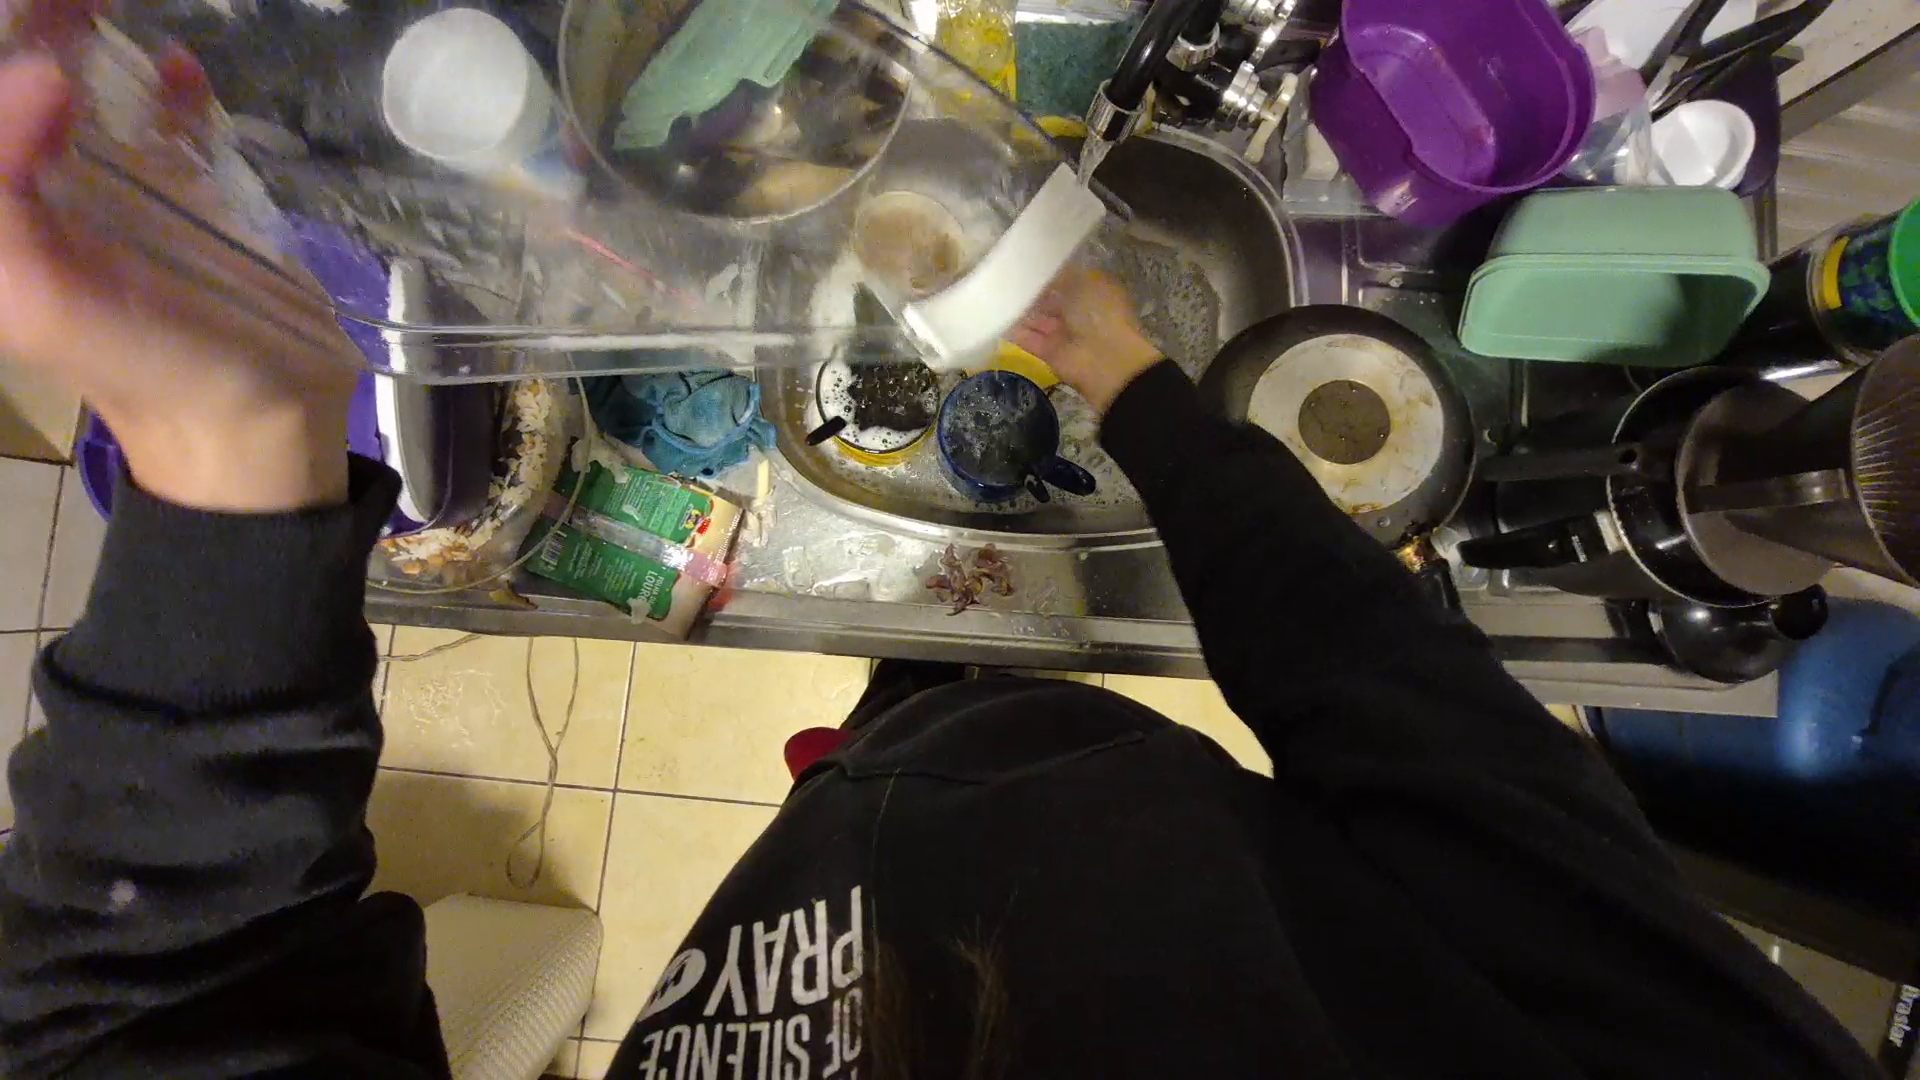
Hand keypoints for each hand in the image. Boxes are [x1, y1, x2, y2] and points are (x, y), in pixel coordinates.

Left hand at [0, 40, 360, 512]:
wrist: (255, 417)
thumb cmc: (140, 366)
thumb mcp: (30, 288)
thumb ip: (3, 185)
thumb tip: (39, 72)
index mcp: (0, 202)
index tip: (18, 18)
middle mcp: (50, 184)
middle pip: (20, 82)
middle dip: (26, 27)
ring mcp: (131, 192)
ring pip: (93, 91)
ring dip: (87, 39)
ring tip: (101, 4)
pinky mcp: (208, 208)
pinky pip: (183, 133)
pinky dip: (179, 95)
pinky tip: (181, 70)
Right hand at [1008, 265, 1162, 415]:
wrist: (1103, 359)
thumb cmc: (1098, 313)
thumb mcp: (1083, 283)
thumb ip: (1062, 275)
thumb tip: (1044, 272)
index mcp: (1092, 293)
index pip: (1066, 281)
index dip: (1047, 275)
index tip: (1025, 266)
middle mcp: (1078, 314)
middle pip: (1049, 302)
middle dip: (1031, 294)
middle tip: (1005, 280)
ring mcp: (1064, 335)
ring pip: (1038, 321)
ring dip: (1021, 311)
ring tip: (996, 296)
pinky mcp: (1050, 354)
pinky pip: (1029, 340)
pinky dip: (1014, 332)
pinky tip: (996, 319)